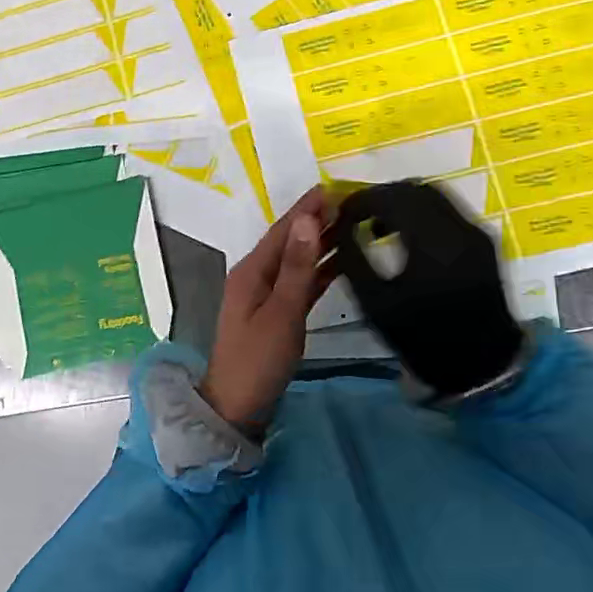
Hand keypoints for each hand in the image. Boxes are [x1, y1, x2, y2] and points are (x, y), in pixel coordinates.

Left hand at [200, 186, 336, 434]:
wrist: (239, 405)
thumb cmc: (258, 360)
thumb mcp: (281, 312)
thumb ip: (296, 268)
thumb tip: (307, 220)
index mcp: (251, 272)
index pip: (282, 231)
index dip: (306, 209)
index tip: (333, 186)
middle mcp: (255, 277)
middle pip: (288, 242)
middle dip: (316, 221)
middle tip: (352, 201)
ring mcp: (264, 296)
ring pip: (296, 261)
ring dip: (320, 243)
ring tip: (353, 224)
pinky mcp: (276, 314)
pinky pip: (300, 283)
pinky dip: (319, 271)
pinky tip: (342, 263)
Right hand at [332, 181, 522, 399]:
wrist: (479, 362)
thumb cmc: (420, 335)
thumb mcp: (374, 301)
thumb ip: (353, 258)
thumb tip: (338, 227)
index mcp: (432, 243)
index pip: (391, 198)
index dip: (360, 200)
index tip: (340, 214)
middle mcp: (460, 228)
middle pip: (414, 188)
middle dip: (380, 197)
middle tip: (356, 216)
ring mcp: (476, 233)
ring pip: (433, 195)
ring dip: (400, 203)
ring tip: (376, 226)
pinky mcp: (483, 242)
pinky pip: (446, 210)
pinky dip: (419, 213)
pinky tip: (403, 238)